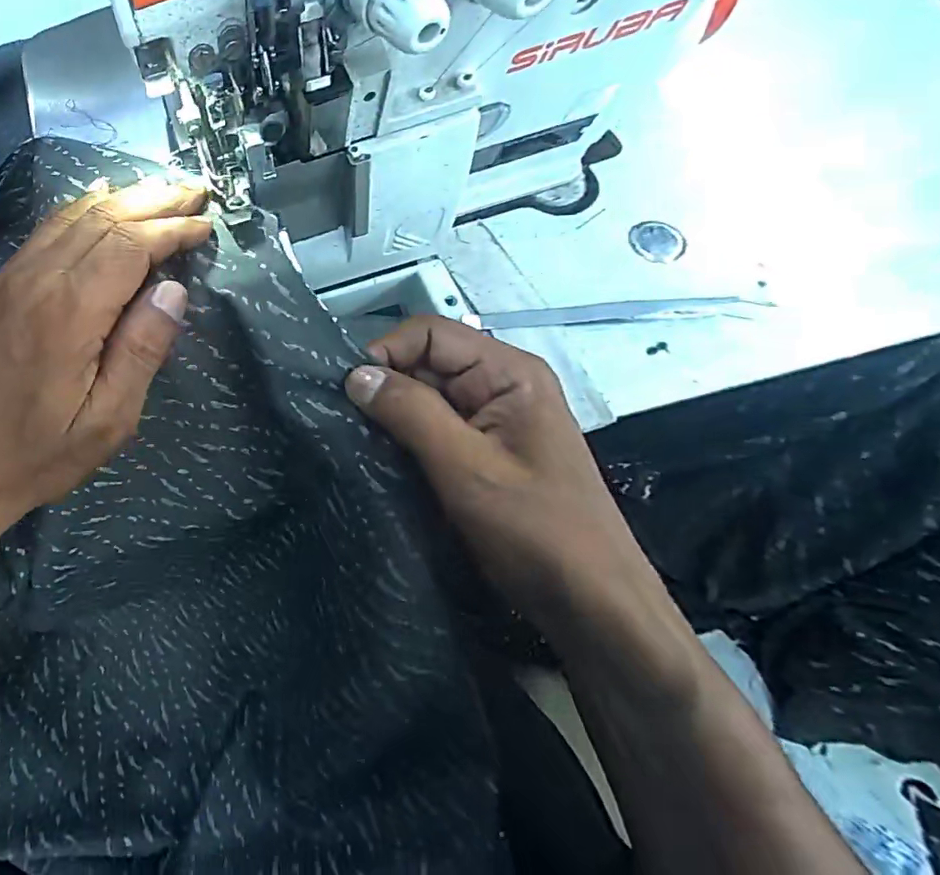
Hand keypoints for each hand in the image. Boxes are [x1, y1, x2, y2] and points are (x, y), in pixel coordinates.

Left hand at [0, 178, 211, 569]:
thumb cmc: (45, 451)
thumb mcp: (110, 418)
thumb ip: (143, 350)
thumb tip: (174, 290)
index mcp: (68, 314)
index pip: (127, 246)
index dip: (169, 230)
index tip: (205, 226)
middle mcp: (35, 282)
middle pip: (101, 220)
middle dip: (153, 202)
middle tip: (194, 192)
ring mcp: (10, 280)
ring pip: (72, 218)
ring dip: (122, 199)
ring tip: (163, 191)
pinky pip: (47, 231)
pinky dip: (82, 208)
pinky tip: (101, 196)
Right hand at [344, 316, 644, 627]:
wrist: (595, 605)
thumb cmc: (536, 532)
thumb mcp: (466, 468)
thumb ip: (410, 413)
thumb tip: (356, 375)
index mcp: (509, 372)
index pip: (431, 333)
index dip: (385, 352)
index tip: (347, 393)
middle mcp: (505, 384)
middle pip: (430, 362)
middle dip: (387, 386)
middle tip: (345, 424)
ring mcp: (500, 420)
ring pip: (431, 397)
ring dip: (396, 416)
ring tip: (359, 443)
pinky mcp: (492, 452)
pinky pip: (442, 429)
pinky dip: (412, 440)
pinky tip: (387, 461)